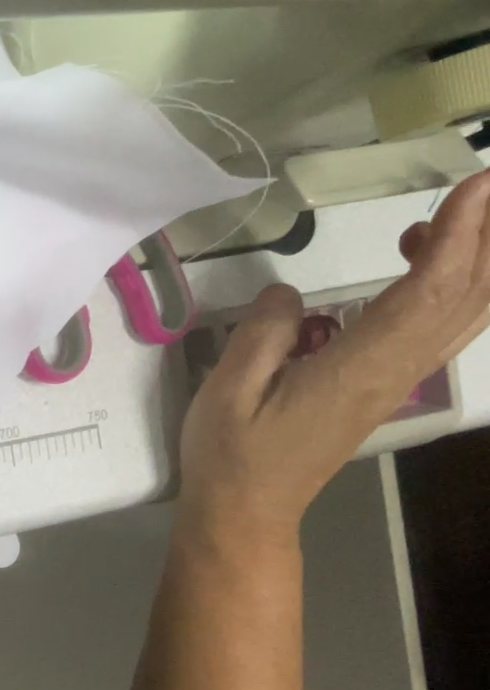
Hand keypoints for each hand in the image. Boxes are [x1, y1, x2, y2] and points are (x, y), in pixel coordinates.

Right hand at [179, 168, 489, 539]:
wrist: (248, 507)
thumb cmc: (230, 453)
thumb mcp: (225, 393)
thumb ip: (260, 338)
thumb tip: (286, 293)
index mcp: (358, 367)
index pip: (426, 291)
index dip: (457, 235)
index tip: (472, 185)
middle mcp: (395, 369)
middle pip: (468, 294)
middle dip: (488, 235)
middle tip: (489, 183)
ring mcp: (396, 379)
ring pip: (465, 309)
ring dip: (479, 257)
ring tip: (466, 210)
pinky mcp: (385, 385)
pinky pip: (441, 325)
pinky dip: (453, 286)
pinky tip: (425, 264)